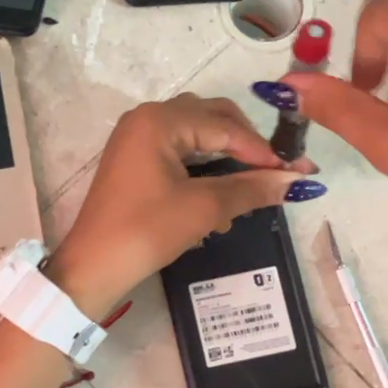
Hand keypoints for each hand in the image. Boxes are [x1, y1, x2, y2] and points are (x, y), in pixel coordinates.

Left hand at [47, 93, 321, 315]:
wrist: (93, 268)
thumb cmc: (146, 231)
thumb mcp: (203, 209)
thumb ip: (250, 189)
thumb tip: (295, 181)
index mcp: (160, 120)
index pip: (225, 125)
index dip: (262, 150)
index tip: (294, 172)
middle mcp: (146, 119)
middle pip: (211, 119)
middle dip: (244, 148)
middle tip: (272, 177)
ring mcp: (136, 140)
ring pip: (196, 137)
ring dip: (225, 160)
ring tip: (246, 192)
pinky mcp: (134, 163)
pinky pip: (179, 154)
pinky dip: (202, 171)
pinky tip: (218, 202)